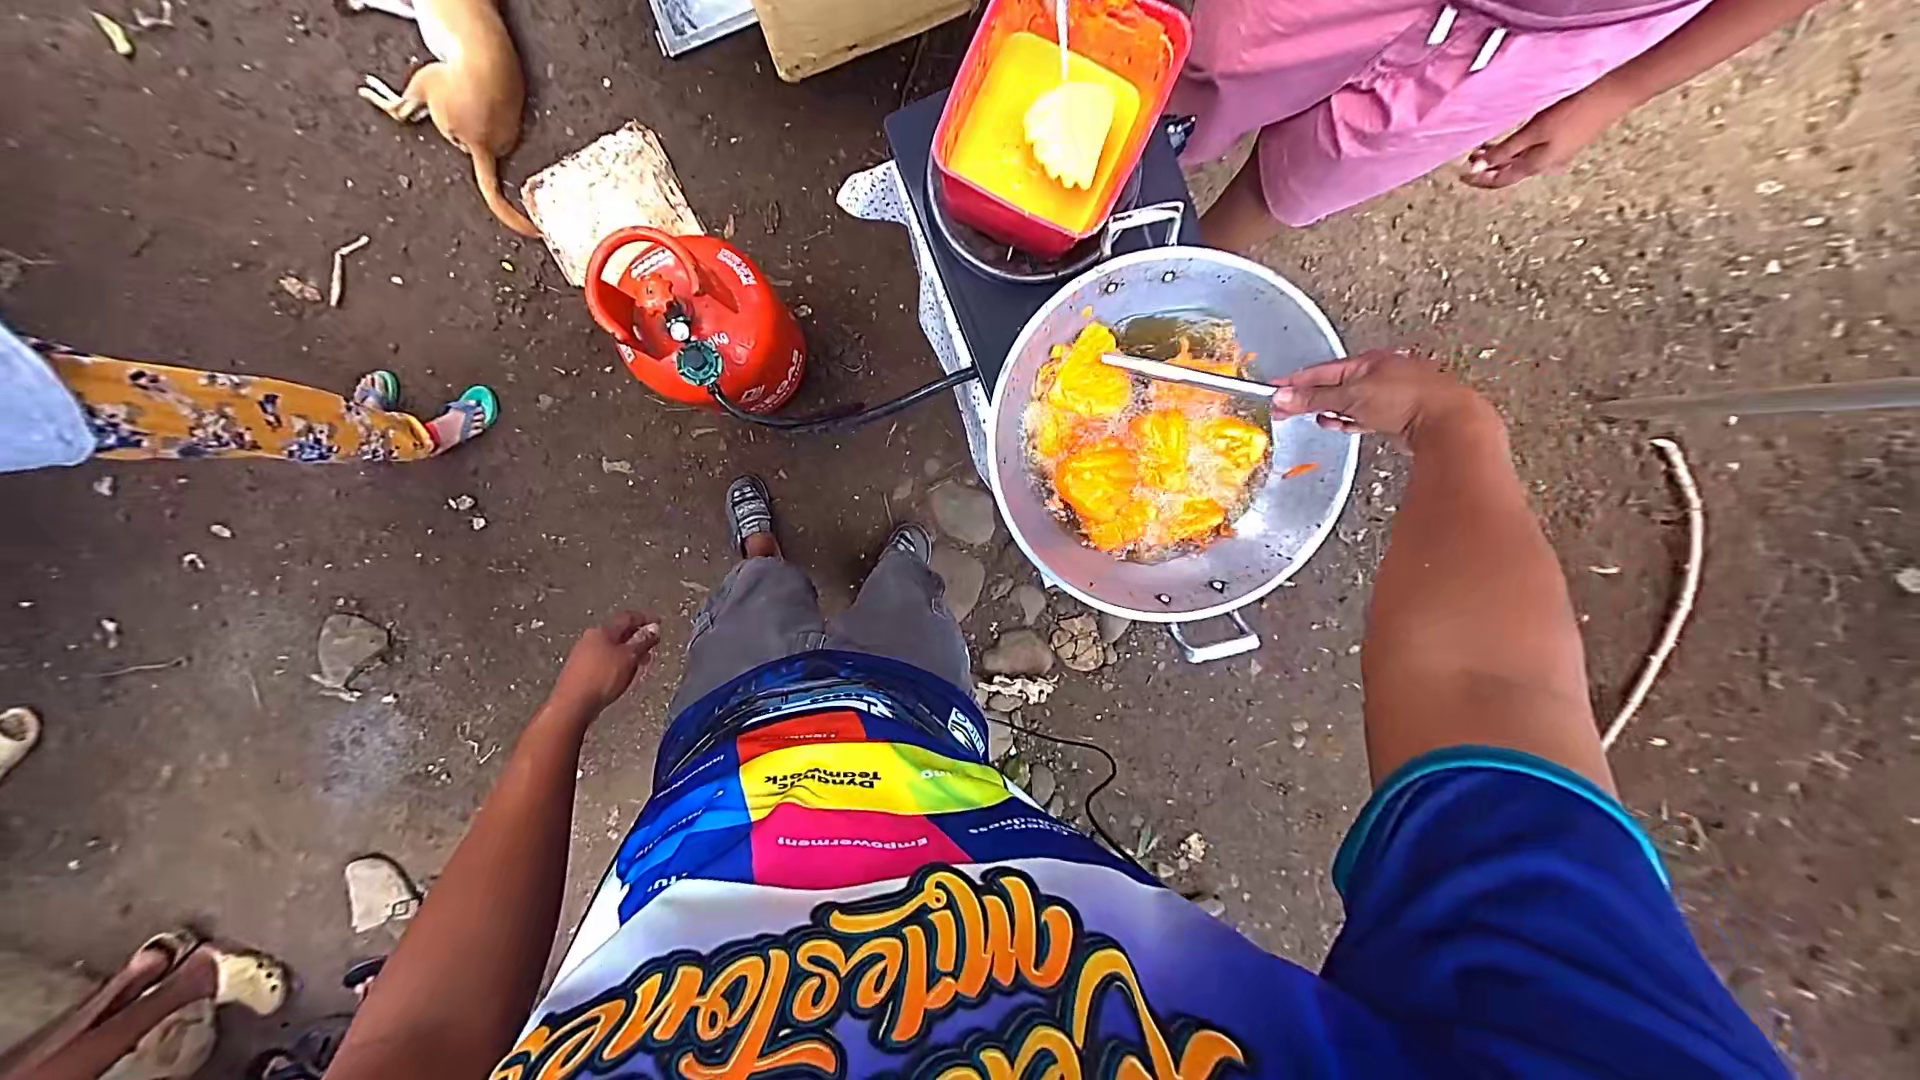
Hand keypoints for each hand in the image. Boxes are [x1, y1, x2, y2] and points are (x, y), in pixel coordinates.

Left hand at [545, 612, 660, 716]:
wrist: (573, 704)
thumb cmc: (603, 677)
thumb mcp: (630, 657)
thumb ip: (643, 642)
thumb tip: (653, 629)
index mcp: (603, 631)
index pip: (628, 618)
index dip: (645, 618)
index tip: (658, 622)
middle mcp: (590, 639)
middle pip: (619, 633)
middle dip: (637, 637)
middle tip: (652, 644)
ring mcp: (583, 654)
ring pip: (612, 647)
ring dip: (629, 652)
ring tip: (641, 661)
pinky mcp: (580, 669)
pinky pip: (604, 660)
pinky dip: (618, 662)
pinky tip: (624, 672)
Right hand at [1270, 349, 1494, 450]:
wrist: (1446, 423)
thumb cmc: (1405, 400)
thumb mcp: (1349, 397)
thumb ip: (1313, 398)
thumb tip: (1282, 396)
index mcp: (1368, 361)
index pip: (1320, 371)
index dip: (1295, 382)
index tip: (1274, 390)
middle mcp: (1379, 373)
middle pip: (1334, 386)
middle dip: (1312, 398)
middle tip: (1289, 410)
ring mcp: (1390, 393)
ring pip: (1348, 402)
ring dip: (1332, 412)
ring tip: (1323, 420)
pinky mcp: (1397, 414)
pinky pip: (1363, 416)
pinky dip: (1350, 421)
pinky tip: (1345, 426)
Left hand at [1462, 85, 1633, 189]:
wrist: (1621, 89)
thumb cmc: (1576, 108)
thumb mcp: (1534, 130)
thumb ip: (1505, 150)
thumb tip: (1477, 168)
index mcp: (1535, 165)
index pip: (1498, 180)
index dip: (1478, 179)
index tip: (1460, 175)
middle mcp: (1545, 165)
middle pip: (1508, 172)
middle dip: (1487, 168)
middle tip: (1470, 158)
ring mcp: (1558, 154)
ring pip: (1520, 161)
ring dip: (1502, 157)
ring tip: (1484, 148)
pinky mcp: (1567, 141)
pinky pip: (1534, 151)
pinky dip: (1518, 149)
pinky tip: (1513, 140)